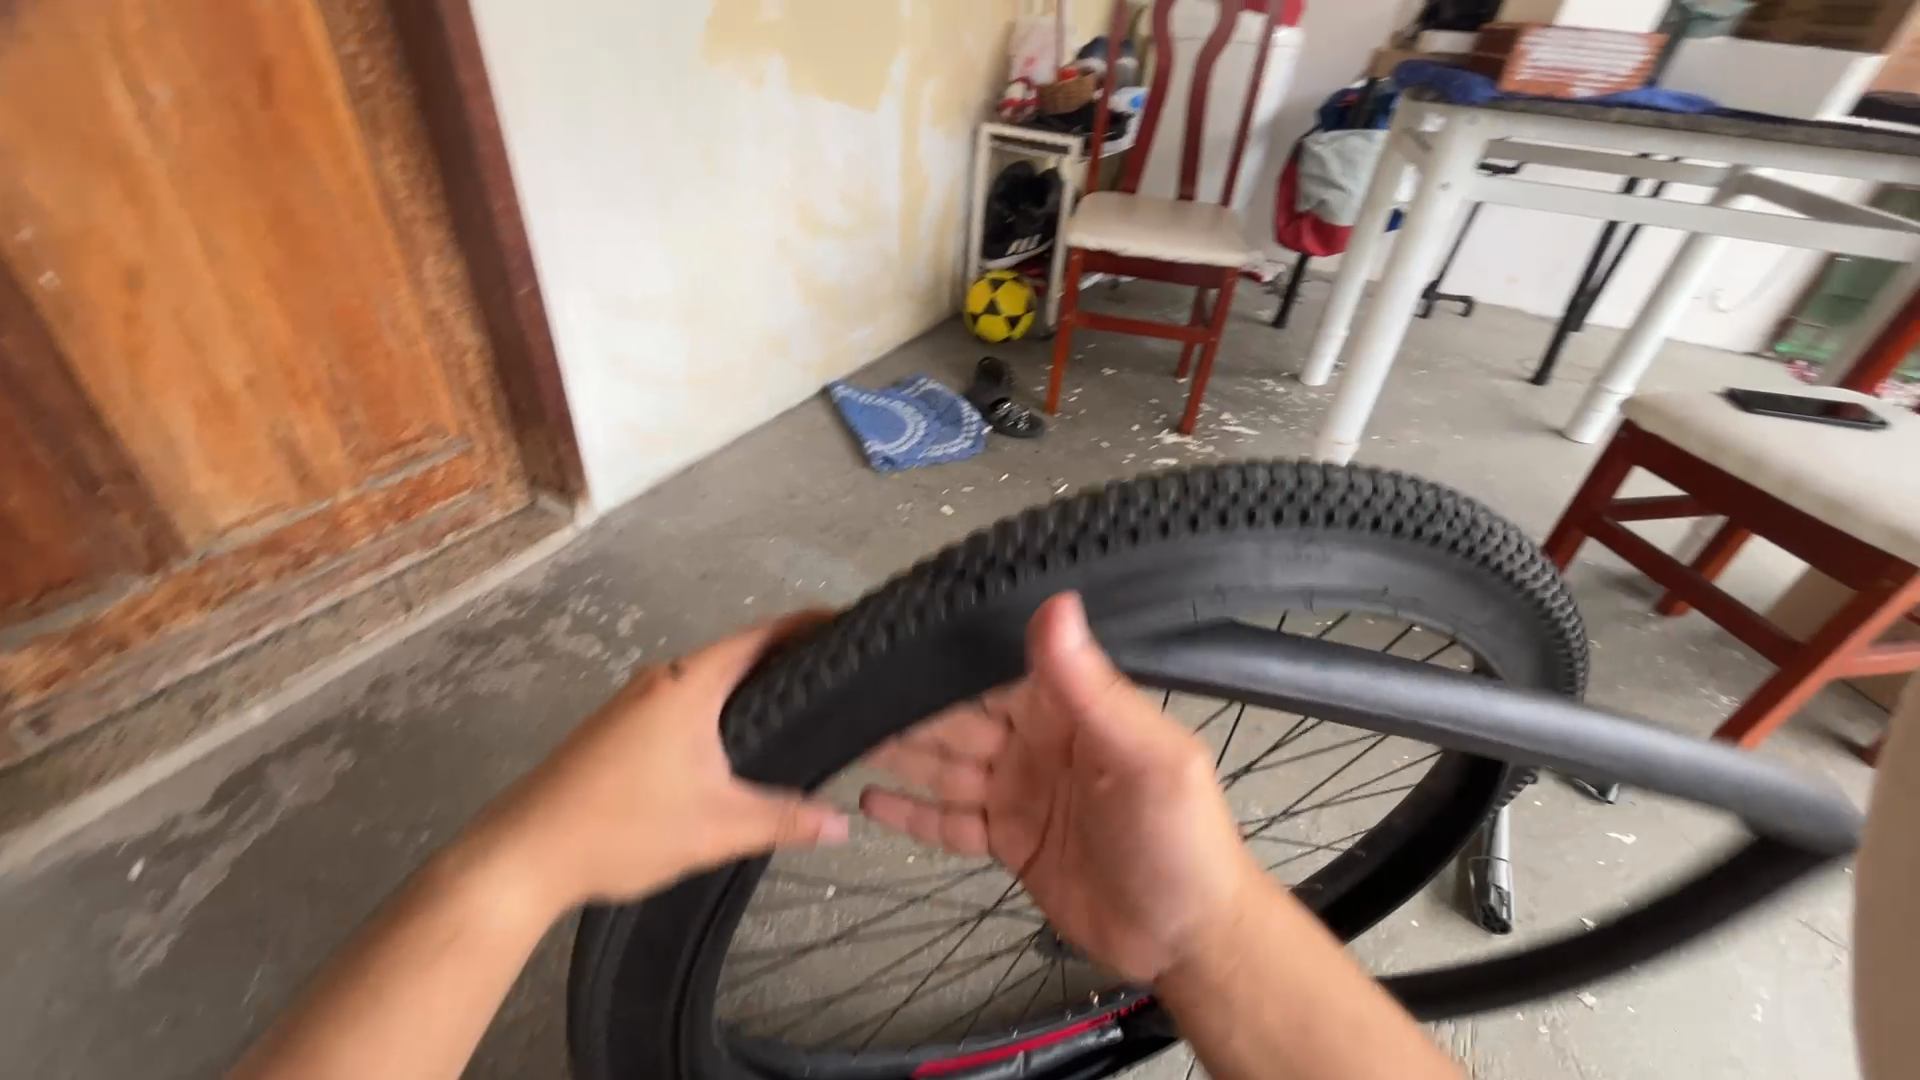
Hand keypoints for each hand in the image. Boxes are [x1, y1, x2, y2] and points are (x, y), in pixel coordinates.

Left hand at [472, 613, 849, 914]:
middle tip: (833, 672)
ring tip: (796, 703)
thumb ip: (785, 820)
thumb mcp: (717, 828)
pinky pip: (685, 697)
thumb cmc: (623, 827)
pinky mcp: (619, 725)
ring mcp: (635, 699)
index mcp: (690, 684)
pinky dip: (721, 702)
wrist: (519, 857)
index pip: (762, 634)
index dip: (807, 625)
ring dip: (750, 680)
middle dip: (786, 654)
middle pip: (736, 650)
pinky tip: (735, 737)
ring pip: (708, 676)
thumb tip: (843, 826)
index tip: (845, 627)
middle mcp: (663, 678)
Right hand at [859, 593, 1261, 982]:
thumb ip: (1093, 685)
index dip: (944, 656)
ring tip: (846, 733)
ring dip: (900, 752)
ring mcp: (1017, 791)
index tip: (891, 639)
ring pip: (944, 765)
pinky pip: (951, 821)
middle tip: (845, 691)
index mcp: (1065, 709)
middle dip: (906, 706)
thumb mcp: (1144, 757)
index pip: (992, 671)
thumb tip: (1058, 602)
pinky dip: (913, 812)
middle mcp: (1034, 741)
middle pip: (956, 719)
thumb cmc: (1180, 838)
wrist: (1187, 936)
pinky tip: (870, 798)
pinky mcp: (1007, 839)